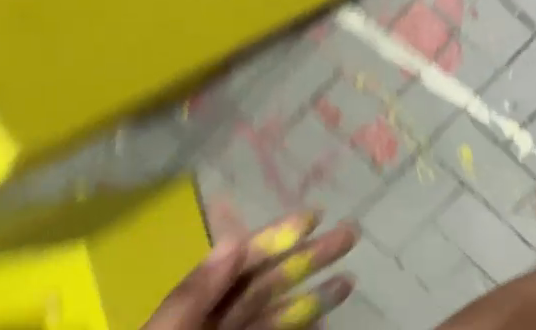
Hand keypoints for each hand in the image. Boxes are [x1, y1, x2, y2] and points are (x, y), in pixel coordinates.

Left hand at [143, 214, 357, 329]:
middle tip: (350, 235)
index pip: (232, 268)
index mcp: (184, 317)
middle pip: (262, 288)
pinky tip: (325, 325)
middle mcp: (209, 328)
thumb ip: (191, 298)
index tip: (314, 216)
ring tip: (349, 283)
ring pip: (275, 320)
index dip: (271, 239)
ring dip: (314, 299)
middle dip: (307, 259)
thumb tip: (234, 239)